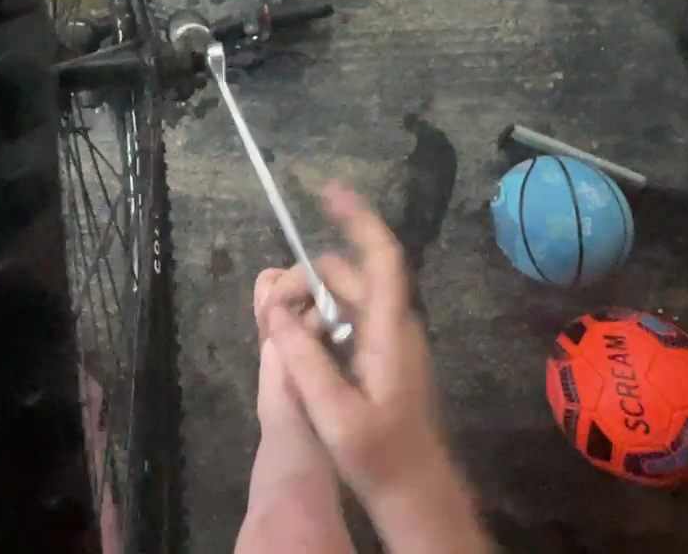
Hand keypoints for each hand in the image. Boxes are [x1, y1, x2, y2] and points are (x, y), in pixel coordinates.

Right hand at [255, 183, 489, 552]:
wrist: (417, 495)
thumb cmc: (382, 457)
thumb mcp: (334, 411)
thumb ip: (303, 357)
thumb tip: (275, 310)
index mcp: (390, 328)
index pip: (382, 257)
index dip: (359, 218)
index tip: (328, 192)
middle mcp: (393, 322)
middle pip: (346, 274)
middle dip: (304, 280)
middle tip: (270, 313)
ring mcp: (389, 337)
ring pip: (343, 295)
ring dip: (309, 301)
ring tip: (278, 329)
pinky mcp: (381, 353)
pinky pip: (346, 317)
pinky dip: (318, 318)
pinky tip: (298, 343)